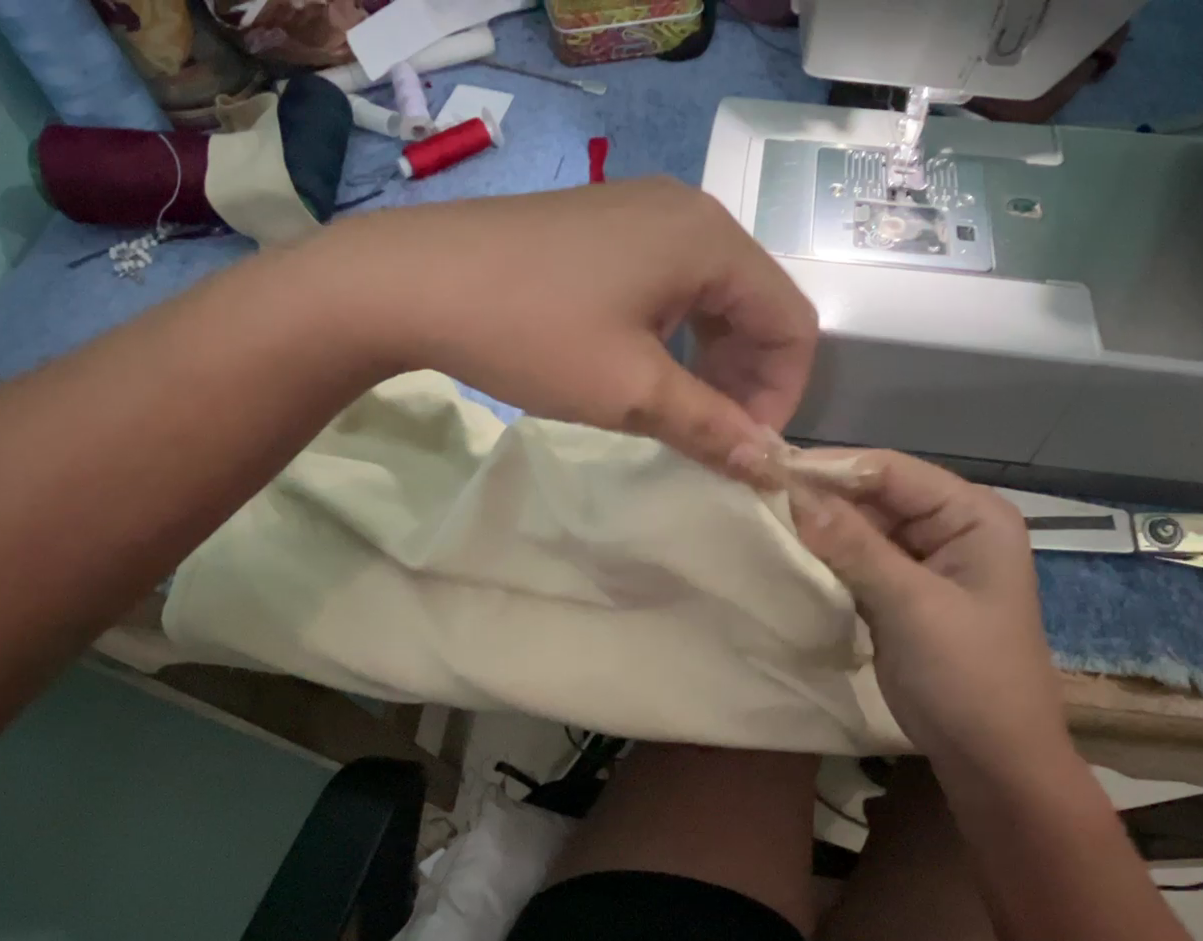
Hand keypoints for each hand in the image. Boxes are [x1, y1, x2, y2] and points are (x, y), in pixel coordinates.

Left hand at [307, 177, 816, 485]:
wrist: (410, 281)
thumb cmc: (531, 333)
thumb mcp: (630, 392)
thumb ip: (712, 427)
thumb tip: (769, 467)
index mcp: (711, 240)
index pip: (792, 323)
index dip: (782, 395)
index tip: (745, 449)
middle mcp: (689, 212)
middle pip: (756, 307)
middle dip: (747, 380)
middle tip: (711, 438)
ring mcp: (643, 211)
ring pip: (713, 298)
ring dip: (711, 362)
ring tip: (677, 412)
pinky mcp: (606, 225)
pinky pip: (670, 283)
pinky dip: (675, 335)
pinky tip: (642, 369)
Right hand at [786, 449, 1066, 760]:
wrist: (993, 761)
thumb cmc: (969, 676)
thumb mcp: (912, 606)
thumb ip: (854, 546)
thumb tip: (793, 493)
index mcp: (972, 515)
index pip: (890, 471)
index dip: (828, 466)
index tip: (764, 468)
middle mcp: (950, 527)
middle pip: (874, 496)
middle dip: (818, 497)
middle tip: (751, 494)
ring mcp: (925, 563)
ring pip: (860, 529)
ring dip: (817, 529)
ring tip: (758, 518)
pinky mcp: (901, 596)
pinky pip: (858, 563)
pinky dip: (826, 560)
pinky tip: (786, 555)